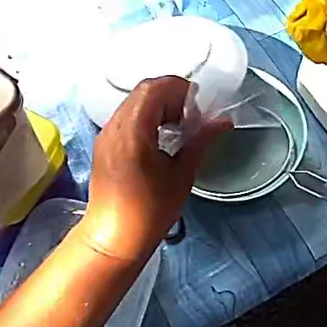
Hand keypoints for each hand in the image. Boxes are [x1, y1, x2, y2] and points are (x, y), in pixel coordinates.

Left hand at [83, 76, 226, 262]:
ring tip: (178, 127)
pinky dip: (145, 116)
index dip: (180, 89)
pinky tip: (160, 137)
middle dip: (170, 95)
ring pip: (133, 101)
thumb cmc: (149, 211)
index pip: (154, 88)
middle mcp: (114, 126)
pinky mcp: (103, 143)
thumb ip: (201, 141)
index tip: (198, 106)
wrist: (114, 237)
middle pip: (143, 90)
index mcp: (133, 131)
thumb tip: (222, 122)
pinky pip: (126, 115)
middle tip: (191, 116)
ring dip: (158, 105)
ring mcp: (106, 134)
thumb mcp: (182, 174)